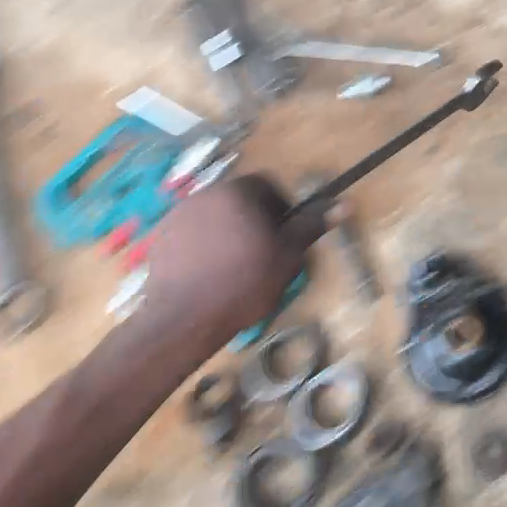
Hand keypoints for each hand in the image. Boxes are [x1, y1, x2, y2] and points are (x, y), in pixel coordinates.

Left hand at [141, 172, 325, 343]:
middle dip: (254, 221)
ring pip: (215, 217)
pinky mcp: (159, 239)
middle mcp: (205, 194)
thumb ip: (311, 225)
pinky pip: (191, 234)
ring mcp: (177, 216)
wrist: (182, 321)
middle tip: (264, 254)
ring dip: (229, 233)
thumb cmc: (243, 283)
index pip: (267, 185)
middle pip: (239, 200)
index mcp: (237, 191)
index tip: (284, 236)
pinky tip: (209, 275)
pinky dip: (203, 247)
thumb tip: (346, 202)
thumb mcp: (287, 255)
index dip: (281, 208)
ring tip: (236, 267)